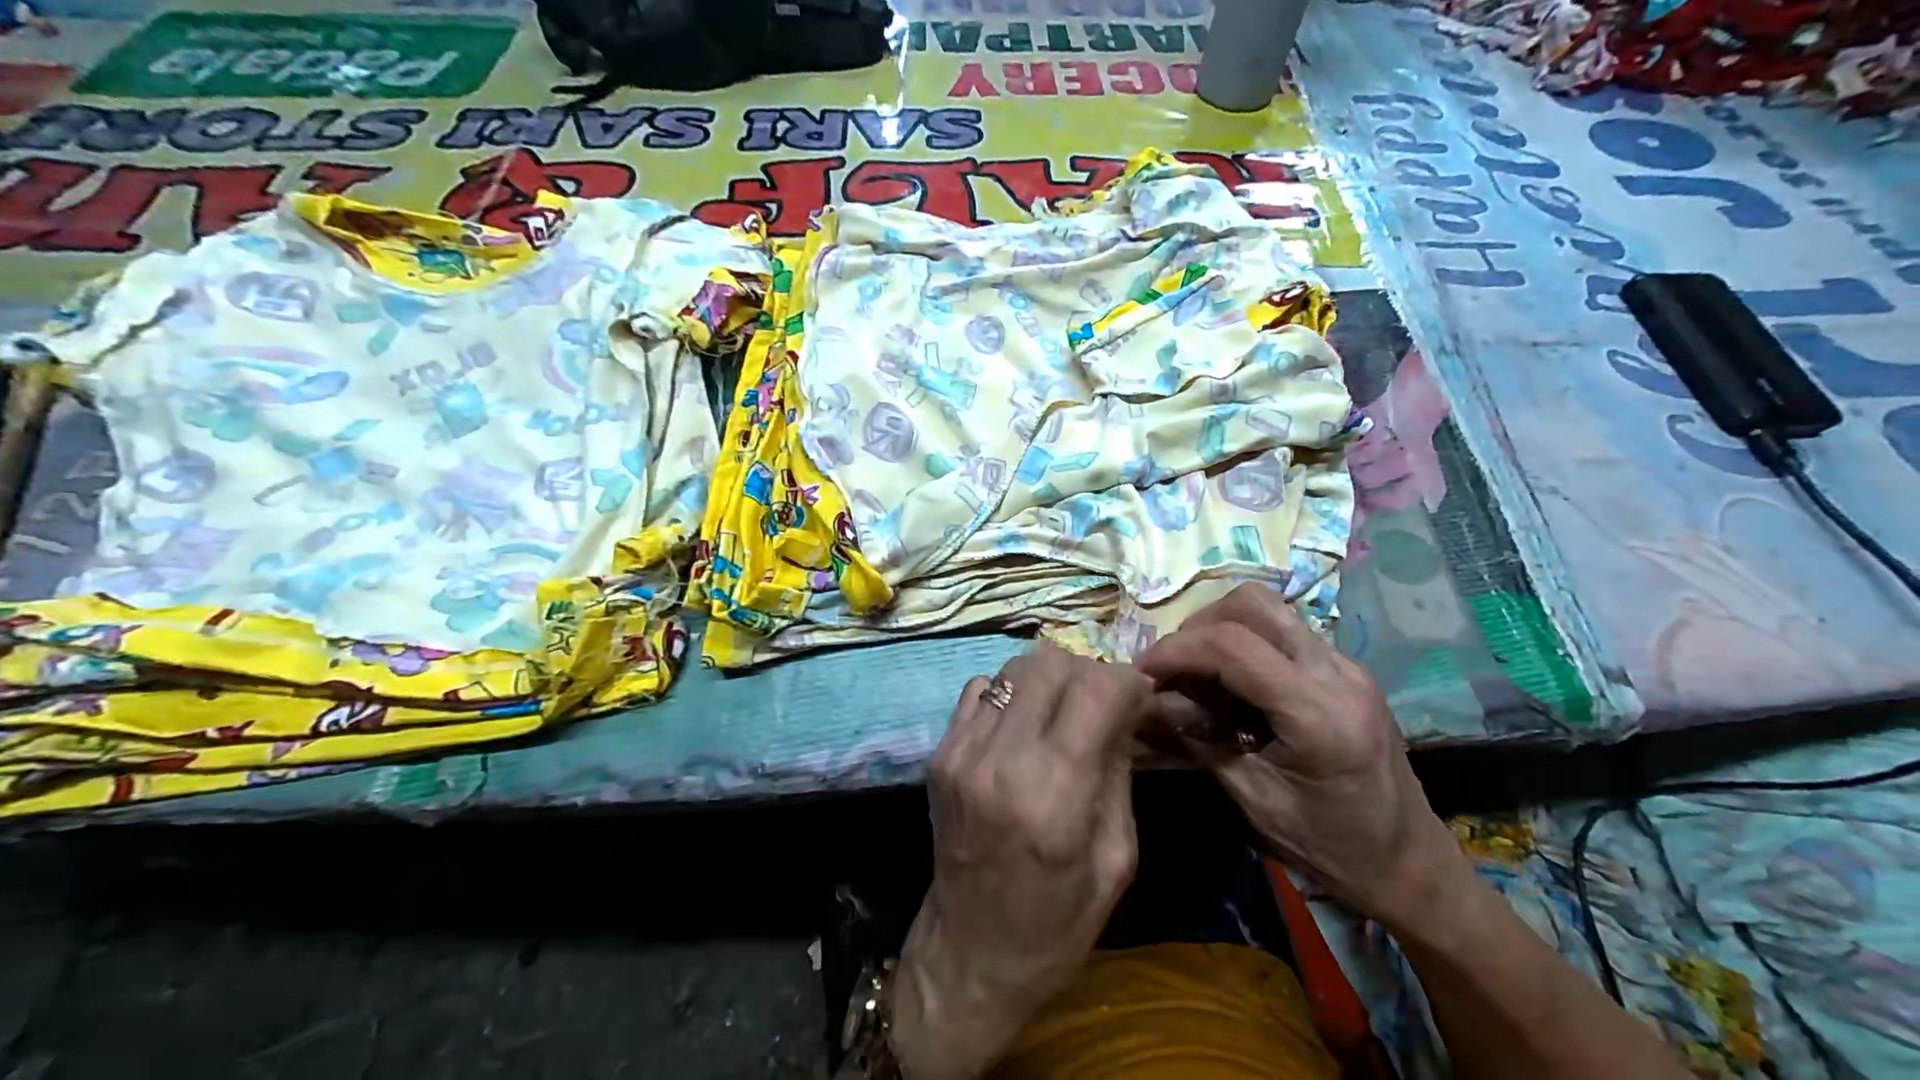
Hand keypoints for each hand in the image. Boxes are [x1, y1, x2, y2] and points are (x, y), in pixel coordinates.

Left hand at [891, 645, 1151, 1079]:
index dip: (1128, 681)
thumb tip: (1125, 707)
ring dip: (1049, 679)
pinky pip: (980, 689)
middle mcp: (1001, 759)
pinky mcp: (939, 753)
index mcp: (1054, 793)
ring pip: (1014, 667)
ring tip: (1063, 712)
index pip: (1096, 688)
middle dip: (1088, 673)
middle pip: (1051, 662)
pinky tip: (1021, 727)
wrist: (971, 952)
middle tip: (1102, 704)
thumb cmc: (1058, 921)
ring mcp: (961, 751)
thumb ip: (1118, 771)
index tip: (1139, 698)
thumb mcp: (1116, 857)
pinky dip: (1010, 694)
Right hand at [1137, 584, 1465, 929]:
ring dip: (1220, 628)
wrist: (1409, 865)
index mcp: (1319, 713)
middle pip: (1252, 604)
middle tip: (1173, 669)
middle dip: (1198, 627)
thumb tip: (1148, 701)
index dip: (1175, 650)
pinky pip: (1283, 630)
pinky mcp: (1345, 669)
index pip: (1232, 646)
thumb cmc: (1329, 847)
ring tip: (1198, 672)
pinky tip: (1232, 684)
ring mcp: (1347, 665)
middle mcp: (1337, 673)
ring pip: (1269, 608)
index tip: (1141, 673)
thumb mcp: (1253, 801)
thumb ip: (1199, 741)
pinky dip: (1244, 642)